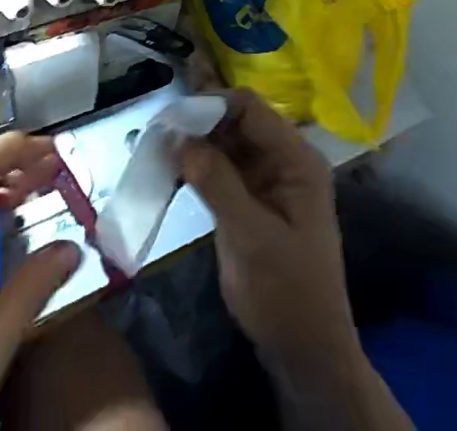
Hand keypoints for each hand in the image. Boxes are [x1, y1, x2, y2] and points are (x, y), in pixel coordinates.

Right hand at [176, 90, 354, 372]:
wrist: (303, 350)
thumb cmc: (287, 293)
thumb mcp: (252, 238)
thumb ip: (218, 184)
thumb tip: (178, 138)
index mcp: (296, 159)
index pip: (250, 109)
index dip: (211, 106)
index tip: (171, 119)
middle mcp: (281, 159)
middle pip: (234, 121)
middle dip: (196, 122)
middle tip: (155, 132)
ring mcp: (263, 178)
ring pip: (222, 142)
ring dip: (191, 142)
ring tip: (154, 145)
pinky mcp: (246, 197)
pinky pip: (217, 167)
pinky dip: (193, 164)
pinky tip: (166, 167)